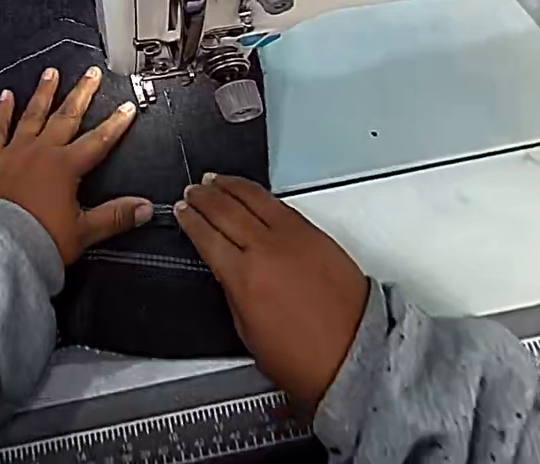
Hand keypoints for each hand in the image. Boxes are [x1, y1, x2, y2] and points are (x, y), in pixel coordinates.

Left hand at [0, 66, 151, 263]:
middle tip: (92, 74)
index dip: (116, 123)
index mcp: (65, 167)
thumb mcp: (83, 232)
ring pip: (34, 114)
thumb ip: (115, 216)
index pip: (98, 140)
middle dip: (83, 93)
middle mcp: (42, 151)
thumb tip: (144, 208)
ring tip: (51, 73)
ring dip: (45, 92)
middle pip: (67, 116)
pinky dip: (3, 111)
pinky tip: (6, 95)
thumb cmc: (36, 241)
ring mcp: (16, 151)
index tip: (127, 108)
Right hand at [175, 174, 368, 411]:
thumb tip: (224, 268)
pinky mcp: (312, 231)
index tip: (182, 210)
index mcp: (245, 279)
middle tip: (192, 189)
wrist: (357, 357)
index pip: (207, 236)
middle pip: (224, 209)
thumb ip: (232, 293)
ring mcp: (291, 236)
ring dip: (227, 185)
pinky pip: (276, 202)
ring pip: (251, 196)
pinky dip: (255, 191)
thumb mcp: (250, 334)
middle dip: (203, 196)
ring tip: (213, 179)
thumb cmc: (308, 360)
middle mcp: (266, 250)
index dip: (190, 220)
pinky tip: (246, 189)